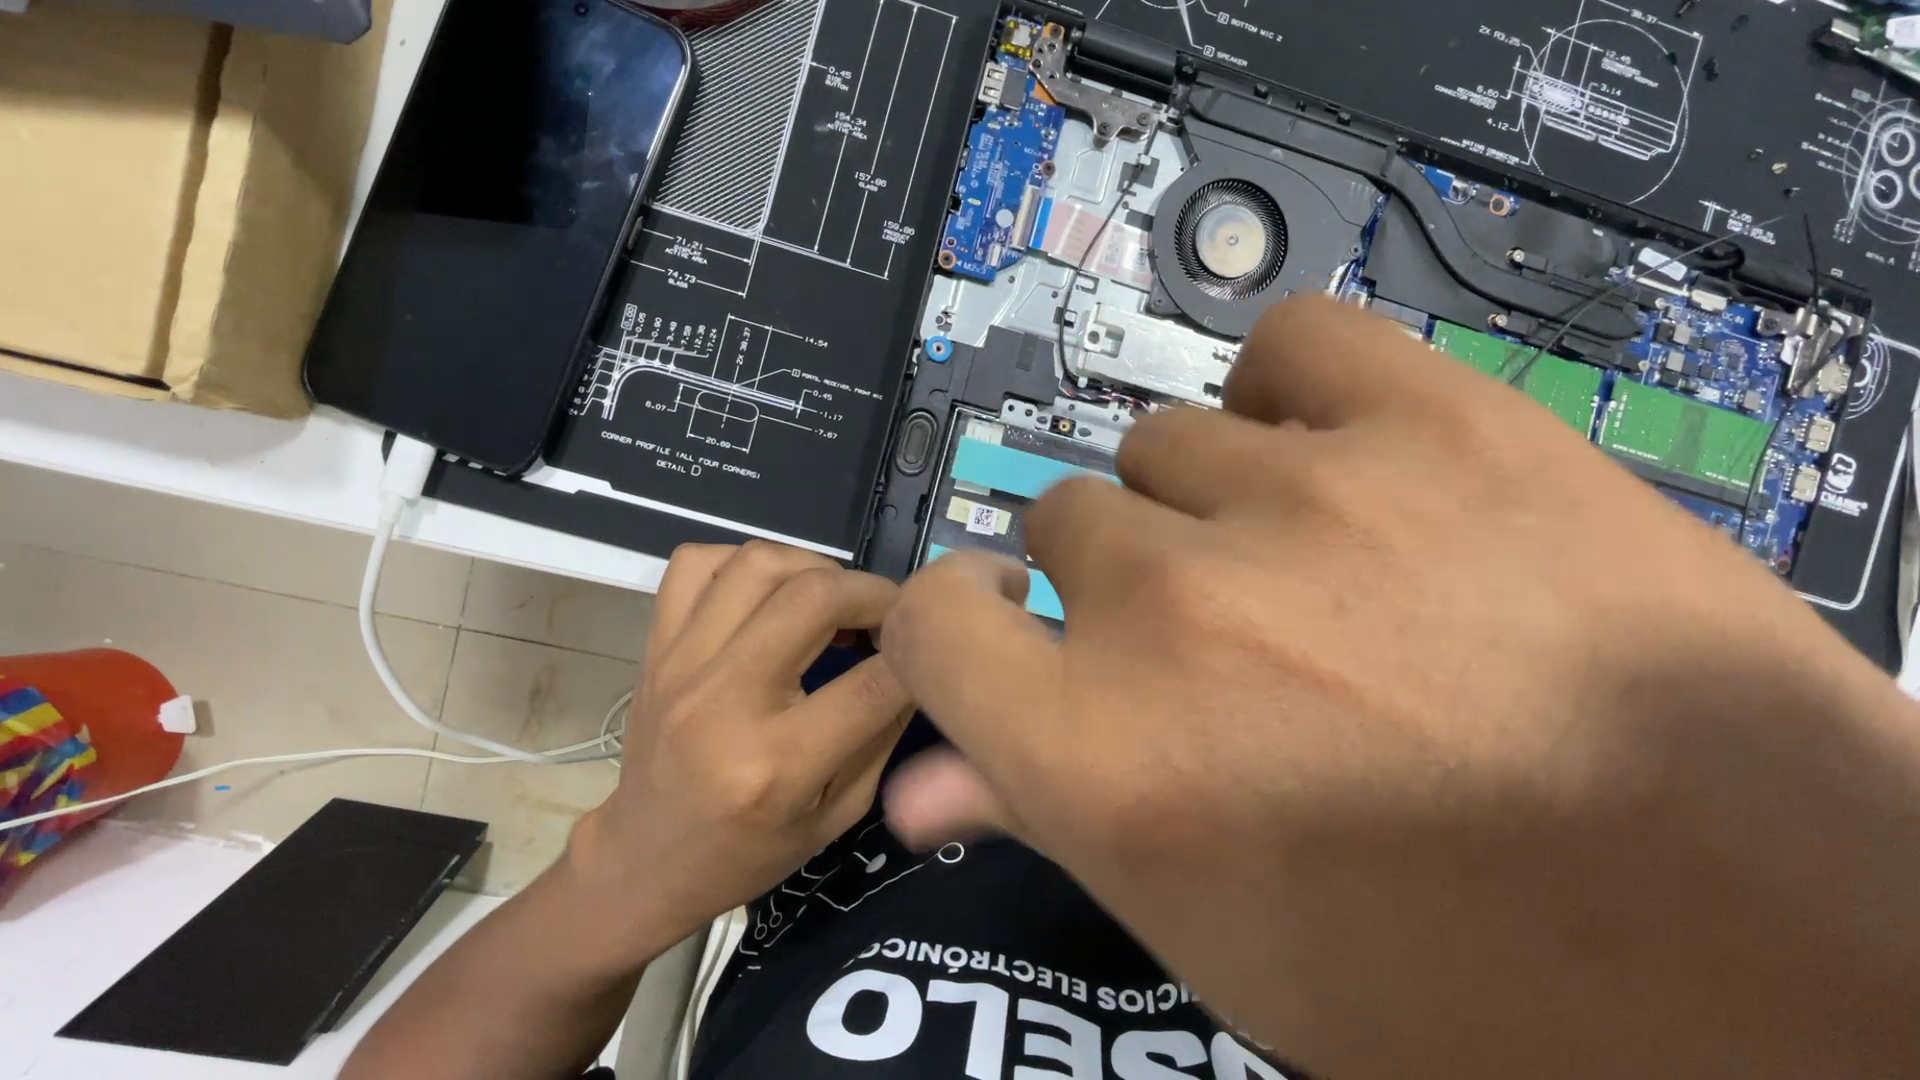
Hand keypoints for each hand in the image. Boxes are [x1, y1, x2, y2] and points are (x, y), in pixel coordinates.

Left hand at [569, 542, 911, 948]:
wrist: (646, 859)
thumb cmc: (749, 851)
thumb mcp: (836, 816)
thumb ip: (882, 736)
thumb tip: (915, 665)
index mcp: (776, 765)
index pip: (871, 682)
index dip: (915, 656)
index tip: (927, 650)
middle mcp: (724, 702)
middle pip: (814, 597)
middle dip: (872, 593)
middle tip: (887, 615)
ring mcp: (680, 666)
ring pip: (757, 564)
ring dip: (814, 568)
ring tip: (832, 600)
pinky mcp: (655, 647)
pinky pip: (696, 563)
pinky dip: (743, 563)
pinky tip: (769, 594)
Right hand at [880, 297, 1919, 1077]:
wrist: (1765, 950)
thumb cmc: (1442, 975)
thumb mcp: (1209, 929)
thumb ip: (1044, 816)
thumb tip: (915, 782)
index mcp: (1101, 755)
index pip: (931, 618)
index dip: (958, 622)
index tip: (1017, 630)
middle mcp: (1174, 612)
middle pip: (1065, 519)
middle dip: (1116, 581)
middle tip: (1221, 642)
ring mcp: (1308, 500)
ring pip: (1167, 444)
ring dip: (1209, 507)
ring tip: (1312, 569)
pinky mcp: (1443, 421)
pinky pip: (1290, 345)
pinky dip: (1292, 394)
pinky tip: (1339, 459)